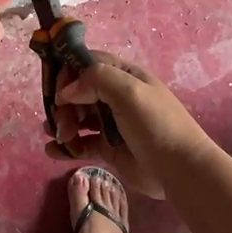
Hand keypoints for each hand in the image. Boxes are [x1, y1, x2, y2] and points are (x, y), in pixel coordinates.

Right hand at [50, 52, 212, 198]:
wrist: (179, 168)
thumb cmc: (156, 124)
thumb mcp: (130, 92)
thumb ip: (97, 80)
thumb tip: (67, 91)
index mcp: (125, 77)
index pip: (89, 63)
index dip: (69, 73)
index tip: (58, 91)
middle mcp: (116, 97)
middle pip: (79, 91)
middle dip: (64, 103)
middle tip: (62, 122)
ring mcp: (112, 123)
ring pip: (77, 117)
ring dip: (62, 122)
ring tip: (60, 135)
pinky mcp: (108, 148)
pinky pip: (81, 143)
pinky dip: (65, 145)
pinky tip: (52, 150)